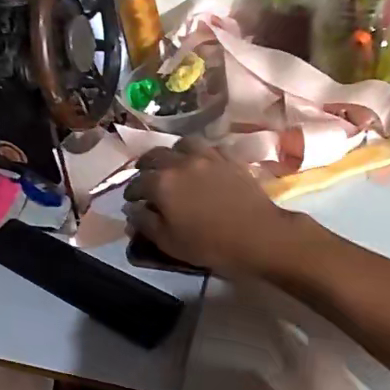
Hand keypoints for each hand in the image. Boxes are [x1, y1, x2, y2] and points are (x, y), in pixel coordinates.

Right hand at [123, 140, 305, 276]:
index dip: (131, 192)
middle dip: (146, 166)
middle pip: (156, 156)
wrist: (257, 235)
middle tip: (145, 176)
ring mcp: (208, 157)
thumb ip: (146, 222)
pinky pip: (209, 147)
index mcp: (162, 183)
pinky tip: (200, 163)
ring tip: (173, 163)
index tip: (131, 200)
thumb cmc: (210, 245)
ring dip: (173, 153)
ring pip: (183, 144)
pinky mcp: (230, 158)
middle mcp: (181, 162)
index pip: (138, 182)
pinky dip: (198, 153)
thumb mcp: (169, 242)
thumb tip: (132, 209)